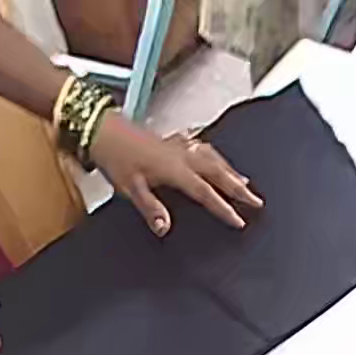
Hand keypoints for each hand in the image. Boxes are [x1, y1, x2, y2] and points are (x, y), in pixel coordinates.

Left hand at [87, 113, 262, 235]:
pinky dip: (213, 154)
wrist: (98, 126)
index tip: (240, 221)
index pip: (206, 193)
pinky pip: (200, 147)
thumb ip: (150, 208)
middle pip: (218, 173)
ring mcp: (177, 146)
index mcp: (174, 169)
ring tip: (246, 182)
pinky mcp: (170, 141)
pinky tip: (216, 157)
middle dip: (239, 188)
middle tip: (257, 202)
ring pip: (212, 157)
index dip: (224, 208)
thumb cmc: (113, 156)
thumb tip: (164, 227)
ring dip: (231, 171)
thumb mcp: (129, 188)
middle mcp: (180, 156)